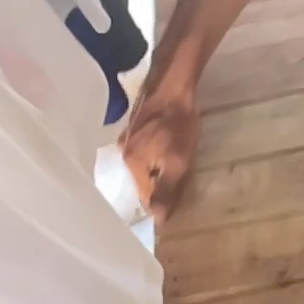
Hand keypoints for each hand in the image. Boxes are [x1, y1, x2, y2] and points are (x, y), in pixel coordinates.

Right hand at [121, 83, 200, 223]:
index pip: (145, 199)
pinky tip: (166, 158)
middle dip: (159, 192)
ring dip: (157, 176)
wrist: (172, 83)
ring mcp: (126, 140)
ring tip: (175, 177)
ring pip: (143, 170)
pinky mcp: (134, 129)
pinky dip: (155, 161)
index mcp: (132, 166)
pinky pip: (144, 155)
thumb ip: (166, 191)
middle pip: (143, 184)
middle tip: (180, 193)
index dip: (162, 206)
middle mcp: (123, 155)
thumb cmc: (178, 125)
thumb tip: (158, 220)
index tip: (178, 208)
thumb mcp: (177, 163)